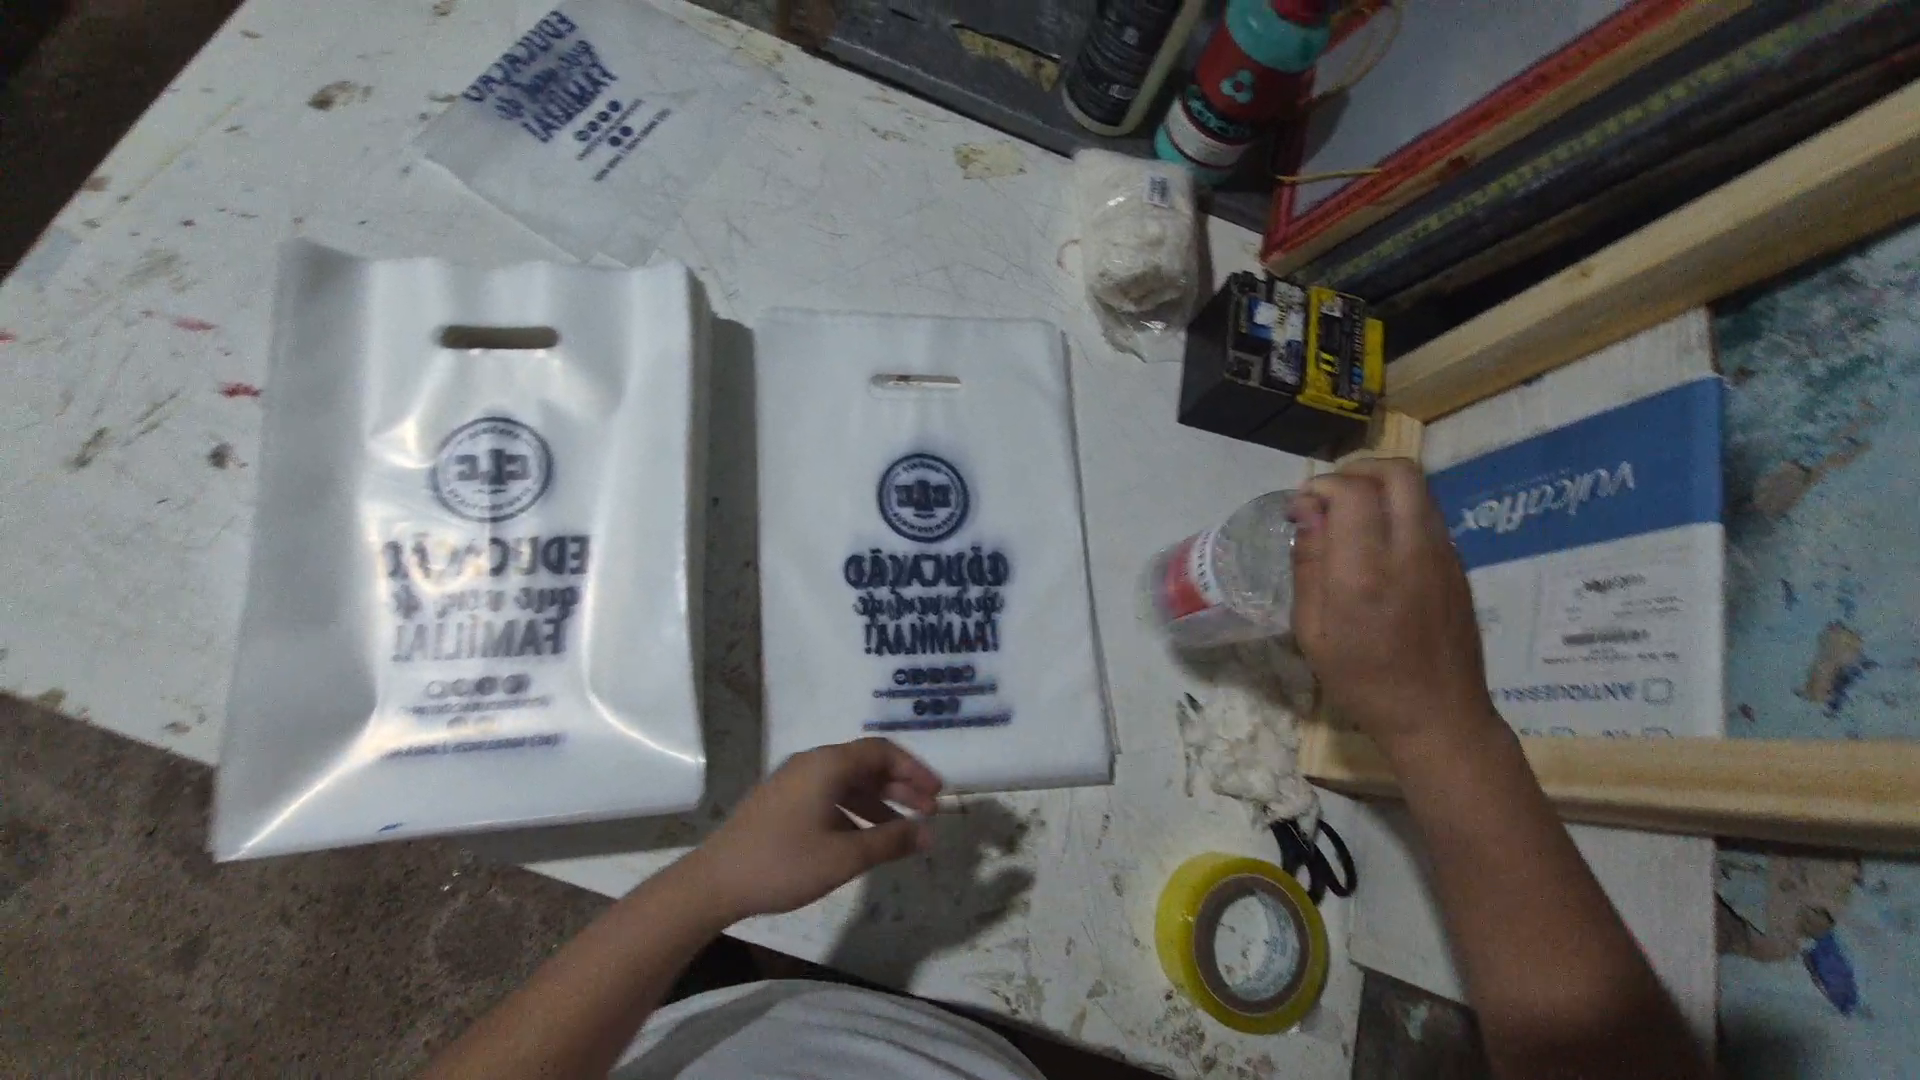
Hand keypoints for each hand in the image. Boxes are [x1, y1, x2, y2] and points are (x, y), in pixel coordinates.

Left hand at [679, 738, 943, 921]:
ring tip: (902, 831)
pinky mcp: (783, 801)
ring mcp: (794, 781)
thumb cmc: (784, 863)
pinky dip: (855, 810)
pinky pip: (830, 794)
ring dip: (879, 801)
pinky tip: (864, 839)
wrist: (715, 882)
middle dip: (901, 786)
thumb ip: (890, 841)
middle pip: (866, 764)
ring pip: (848, 782)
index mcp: (828, 764)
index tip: (937, 794)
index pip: (882, 751)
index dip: (914, 770)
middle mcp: (812, 763)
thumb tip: (929, 833)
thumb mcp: (844, 856)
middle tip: (928, 812)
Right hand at [1289, 458, 1501, 751]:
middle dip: (1356, 471)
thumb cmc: (1362, 680)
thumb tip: (1306, 514)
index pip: (1351, 493)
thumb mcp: (1313, 631)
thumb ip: (1309, 565)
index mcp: (1367, 573)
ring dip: (1378, 486)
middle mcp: (1411, 552)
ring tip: (1349, 513)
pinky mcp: (1458, 564)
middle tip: (1328, 495)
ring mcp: (1443, 555)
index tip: (1298, 508)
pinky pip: (1427, 514)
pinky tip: (1374, 540)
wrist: (1438, 715)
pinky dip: (1397, 508)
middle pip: (1397, 474)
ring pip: (1418, 489)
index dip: (1320, 487)